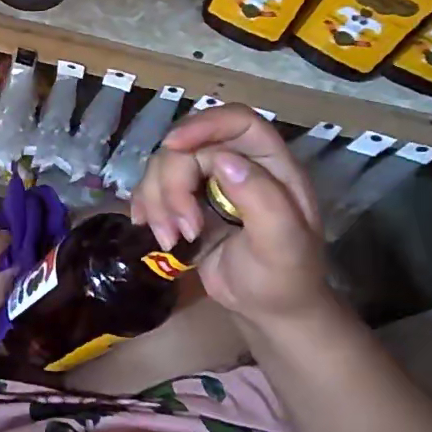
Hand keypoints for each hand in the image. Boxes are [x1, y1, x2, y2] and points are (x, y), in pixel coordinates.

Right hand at [130, 104, 331, 320]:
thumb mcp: (283, 245)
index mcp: (269, 163)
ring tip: (172, 240)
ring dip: (159, 202)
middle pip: (188, 145)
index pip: (236, 120)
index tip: (174, 145)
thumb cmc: (285, 278)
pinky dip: (146, 207)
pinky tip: (154, 232)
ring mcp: (206, 180)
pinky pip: (151, 186)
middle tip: (181, 229)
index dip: (204, 124)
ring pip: (163, 165)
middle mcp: (235, 162)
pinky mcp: (183, 199)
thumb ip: (261, 200)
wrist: (269, 310)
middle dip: (174, 185)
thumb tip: (223, 160)